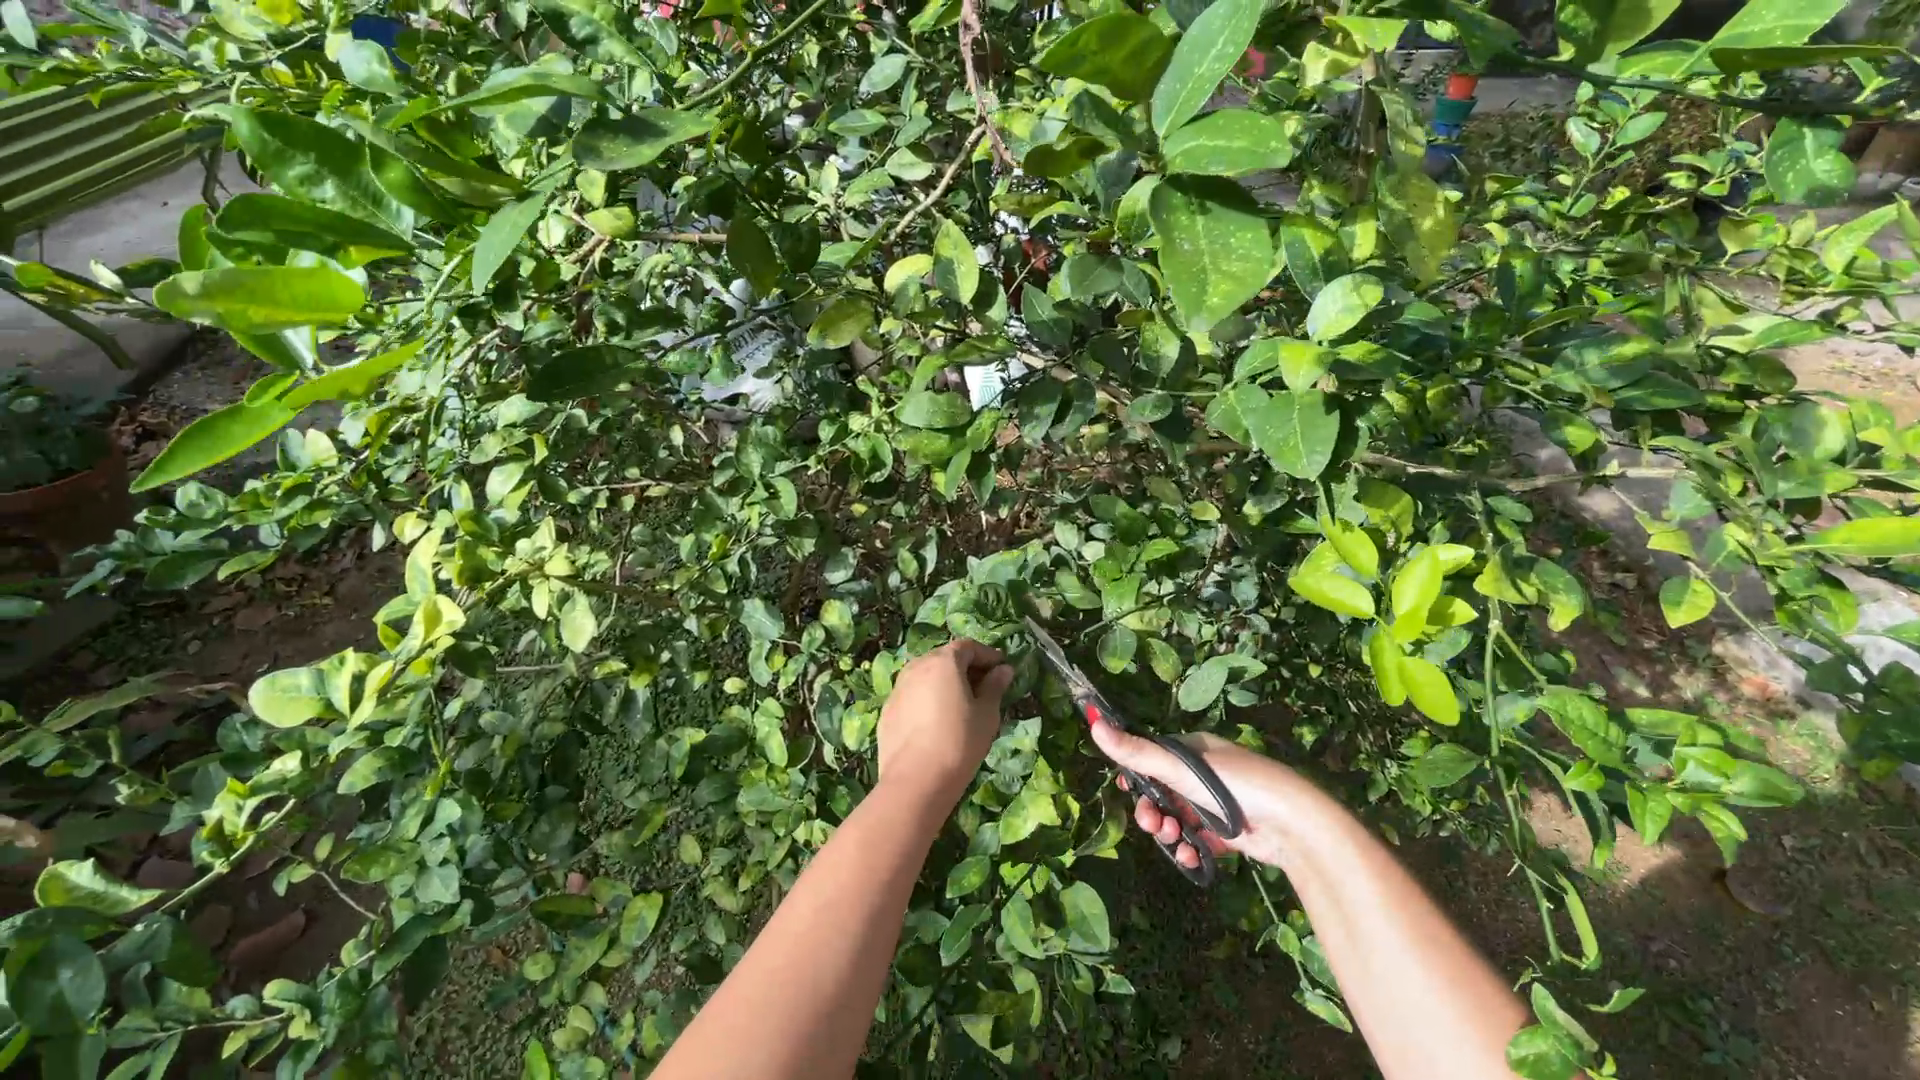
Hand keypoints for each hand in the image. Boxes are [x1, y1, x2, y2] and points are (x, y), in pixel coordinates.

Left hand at [878, 639, 1013, 804]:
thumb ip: (995, 687)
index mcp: (943, 662)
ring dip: (944, 682)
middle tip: (983, 686)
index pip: (967, 646)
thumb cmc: (960, 741)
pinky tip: (936, 722)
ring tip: (960, 704)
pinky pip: (912, 696)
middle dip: (965, 667)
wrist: (916, 780)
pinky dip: (927, 699)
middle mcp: (916, 667)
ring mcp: (897, 689)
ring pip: (925, 676)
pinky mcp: (887, 711)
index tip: (1001, 668)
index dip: (987, 655)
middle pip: (944, 658)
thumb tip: (1003, 670)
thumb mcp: (987, 714)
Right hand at [1088, 723, 1320, 869]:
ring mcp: (1218, 805)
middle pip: (1164, 792)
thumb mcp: (1178, 768)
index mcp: (1195, 750)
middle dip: (1152, 810)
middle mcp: (1206, 774)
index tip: (1125, 789)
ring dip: (1169, 831)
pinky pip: (1198, 840)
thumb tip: (1093, 722)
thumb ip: (1136, 752)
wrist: (1290, 822)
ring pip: (1179, 819)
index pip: (1154, 759)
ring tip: (1173, 841)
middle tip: (1151, 823)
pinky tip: (1190, 857)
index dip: (1137, 776)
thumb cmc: (1233, 784)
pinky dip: (1189, 849)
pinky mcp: (1229, 833)